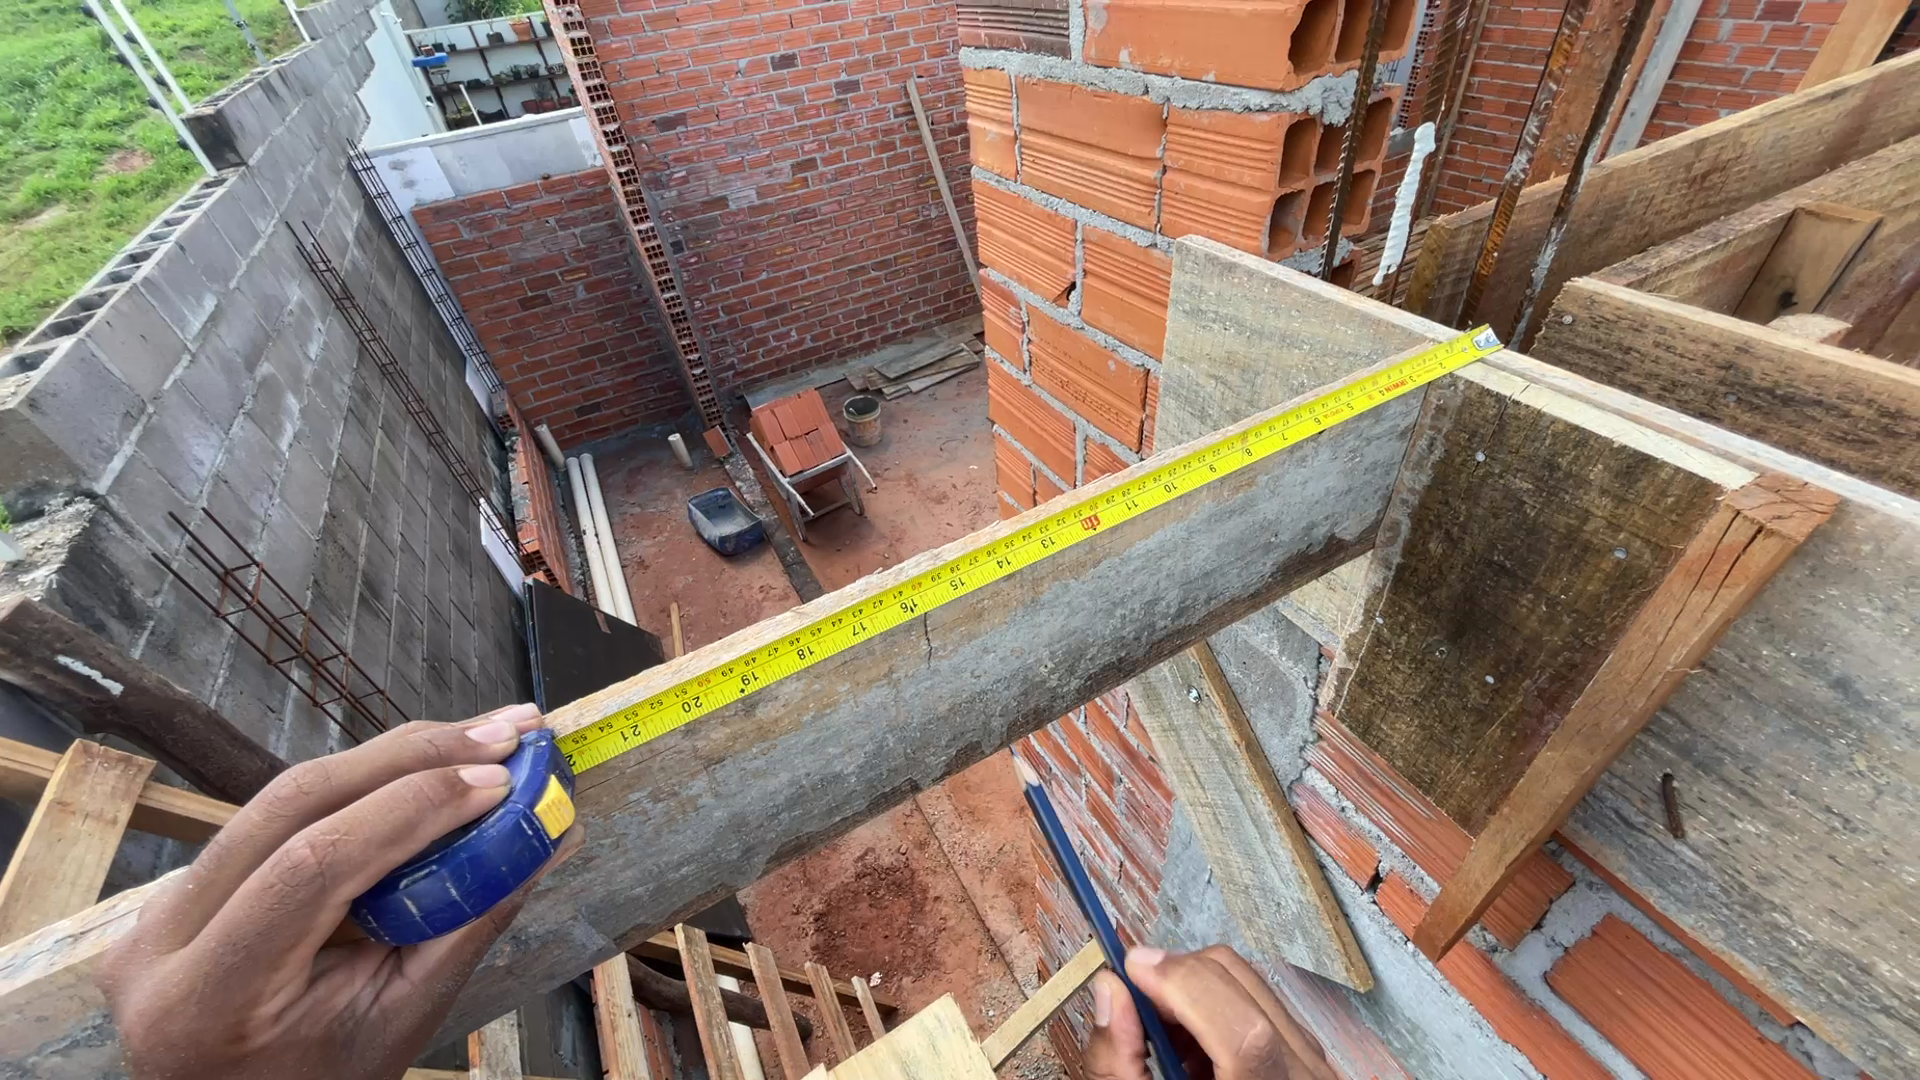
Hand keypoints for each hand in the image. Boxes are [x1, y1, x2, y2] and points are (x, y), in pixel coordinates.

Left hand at [102, 703, 582, 1079]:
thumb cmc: (328, 1077)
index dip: (414, 807)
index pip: (312, 865)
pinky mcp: (205, 873)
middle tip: (513, 732)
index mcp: (207, 996)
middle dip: (420, 754)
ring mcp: (172, 898)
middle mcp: (164, 934)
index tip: (502, 782)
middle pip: (299, 800)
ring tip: (498, 729)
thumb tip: (557, 834)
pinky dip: (386, 768)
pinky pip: (302, 799)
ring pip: (302, 785)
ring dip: (410, 749)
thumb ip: (476, 917)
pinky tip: (447, 753)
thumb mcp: (407, 1014)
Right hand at [1084, 945, 1337, 1079]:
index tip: (1133, 967)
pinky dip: (1215, 998)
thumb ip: (1116, 1063)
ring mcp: (1316, 1063)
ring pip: (1247, 980)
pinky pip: (1258, 996)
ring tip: (1166, 1027)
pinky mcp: (1309, 1051)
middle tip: (1137, 993)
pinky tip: (1195, 1041)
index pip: (1246, 1035)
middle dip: (1178, 975)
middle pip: (1241, 987)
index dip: (1187, 989)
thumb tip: (1110, 985)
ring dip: (1194, 985)